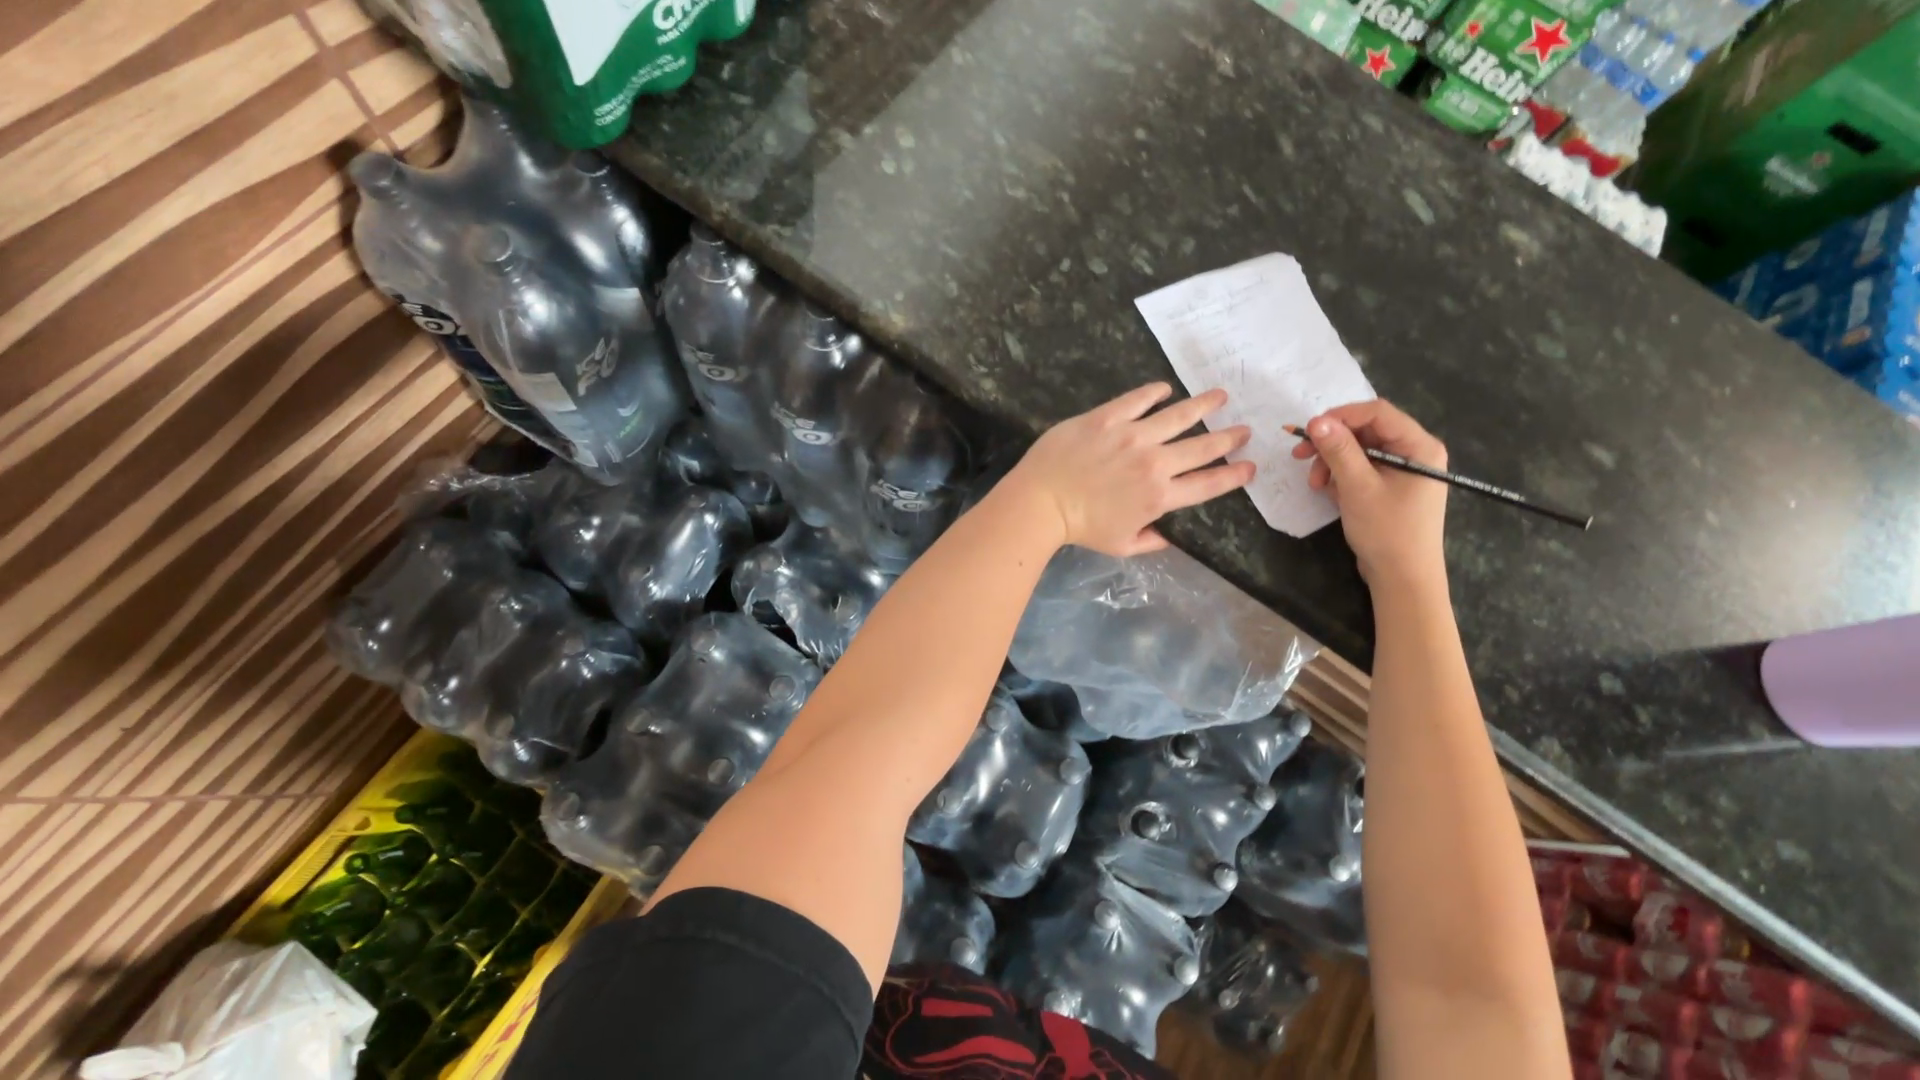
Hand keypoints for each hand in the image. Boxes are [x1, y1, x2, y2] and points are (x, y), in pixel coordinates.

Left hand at [1004, 383, 1254, 556]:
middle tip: (1245, 429)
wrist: (1041, 501)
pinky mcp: (1107, 417)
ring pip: (1177, 416)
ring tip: (1220, 396)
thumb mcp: (1121, 545)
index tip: (1251, 466)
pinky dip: (1154, 393)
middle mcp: (1154, 463)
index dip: (1233, 475)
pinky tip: (1165, 389)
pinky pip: (1137, 399)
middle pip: (1201, 447)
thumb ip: (1151, 541)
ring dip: (1203, 405)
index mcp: (1160, 496)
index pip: (1207, 484)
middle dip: (1228, 438)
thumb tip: (1169, 536)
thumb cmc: (1080, 528)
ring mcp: (1131, 436)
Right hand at [1291, 399, 1448, 592]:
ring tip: (1315, 483)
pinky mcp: (1389, 487)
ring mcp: (1402, 470)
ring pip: (1359, 449)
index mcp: (1419, 446)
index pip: (1377, 412)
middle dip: (1332, 442)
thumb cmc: (1387, 531)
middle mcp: (1414, 452)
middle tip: (1300, 456)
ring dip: (1331, 461)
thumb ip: (1338, 450)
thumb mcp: (1358, 488)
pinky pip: (1361, 468)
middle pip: (1366, 430)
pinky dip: (1340, 476)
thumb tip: (1316, 420)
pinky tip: (1328, 492)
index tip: (1308, 430)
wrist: (1403, 578)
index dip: (1340, 416)